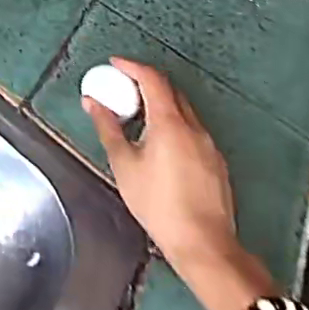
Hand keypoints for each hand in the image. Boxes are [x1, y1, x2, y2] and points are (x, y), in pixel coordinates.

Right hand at [84, 57, 238, 265]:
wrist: (204, 245)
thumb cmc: (158, 203)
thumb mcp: (123, 163)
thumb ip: (107, 127)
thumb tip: (92, 102)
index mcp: (170, 123)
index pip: (152, 79)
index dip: (132, 66)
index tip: (114, 64)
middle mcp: (194, 128)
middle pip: (170, 91)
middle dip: (145, 82)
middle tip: (122, 88)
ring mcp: (209, 146)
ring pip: (183, 111)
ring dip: (160, 104)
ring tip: (138, 116)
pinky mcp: (216, 164)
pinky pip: (192, 130)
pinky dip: (174, 123)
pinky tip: (160, 143)